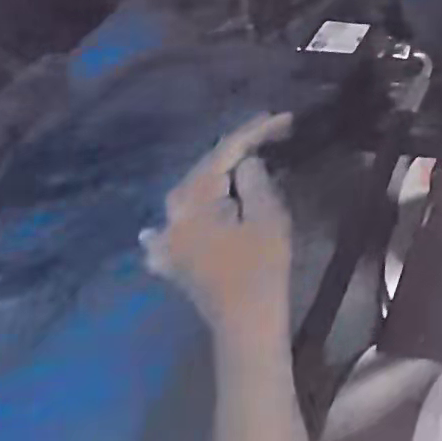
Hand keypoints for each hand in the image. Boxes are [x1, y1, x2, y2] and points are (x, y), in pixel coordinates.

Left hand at [142, 113, 293, 331]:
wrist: (246, 322)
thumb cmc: (262, 264)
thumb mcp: (268, 214)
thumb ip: (254, 180)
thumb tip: (246, 163)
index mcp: (194, 201)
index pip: (225, 153)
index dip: (256, 131)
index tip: (285, 118)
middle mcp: (171, 216)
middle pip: (205, 169)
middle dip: (237, 147)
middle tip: (272, 130)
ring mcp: (168, 240)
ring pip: (191, 192)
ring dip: (217, 172)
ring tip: (245, 155)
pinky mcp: (174, 260)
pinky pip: (173, 227)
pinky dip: (179, 216)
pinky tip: (156, 229)